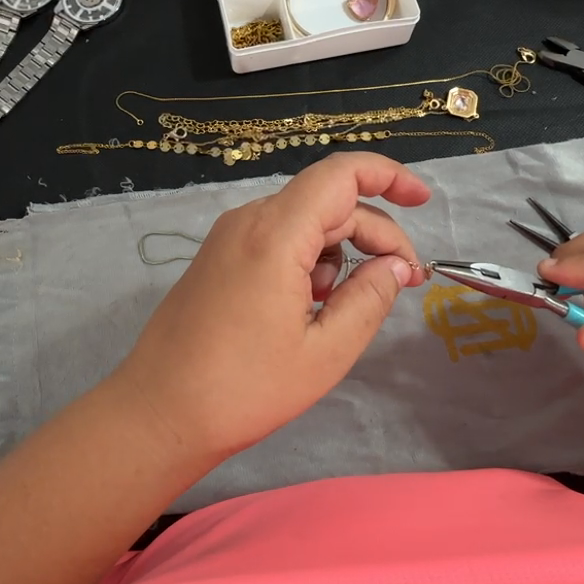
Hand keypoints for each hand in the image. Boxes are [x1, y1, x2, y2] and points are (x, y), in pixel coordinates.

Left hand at [106, 152, 429, 463]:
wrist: (159, 410)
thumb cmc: (244, 387)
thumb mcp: (324, 352)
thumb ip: (370, 299)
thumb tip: (397, 266)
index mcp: (276, 232)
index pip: (340, 173)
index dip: (388, 176)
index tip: (424, 202)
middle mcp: (249, 219)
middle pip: (328, 201)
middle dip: (374, 233)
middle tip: (404, 282)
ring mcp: (229, 236)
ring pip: (304, 221)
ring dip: (340, 251)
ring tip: (342, 309)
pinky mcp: (219, 255)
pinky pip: (277, 238)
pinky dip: (308, 260)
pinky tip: (310, 307)